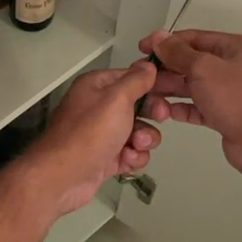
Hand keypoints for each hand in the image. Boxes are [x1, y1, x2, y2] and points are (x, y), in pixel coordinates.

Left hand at [18, 60, 162, 216]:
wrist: (63, 176)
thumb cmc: (90, 132)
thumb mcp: (116, 99)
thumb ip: (136, 81)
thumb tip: (148, 65)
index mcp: (97, 86)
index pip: (132, 76)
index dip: (155, 82)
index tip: (178, 88)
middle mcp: (99, 106)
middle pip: (139, 104)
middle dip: (152, 113)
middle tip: (161, 117)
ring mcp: (103, 133)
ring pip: (139, 131)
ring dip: (143, 139)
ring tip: (134, 146)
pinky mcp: (107, 157)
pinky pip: (132, 152)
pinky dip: (133, 157)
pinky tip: (125, 161)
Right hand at [138, 29, 241, 189]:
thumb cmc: (238, 99)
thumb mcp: (204, 69)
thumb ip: (178, 53)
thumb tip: (158, 36)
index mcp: (236, 48)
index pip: (194, 38)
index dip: (166, 42)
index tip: (141, 50)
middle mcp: (235, 66)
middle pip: (192, 62)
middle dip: (166, 70)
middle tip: (142, 79)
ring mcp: (232, 92)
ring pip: (194, 86)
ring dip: (171, 90)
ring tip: (148, 97)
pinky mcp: (226, 115)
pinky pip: (199, 107)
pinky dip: (182, 108)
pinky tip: (165, 113)